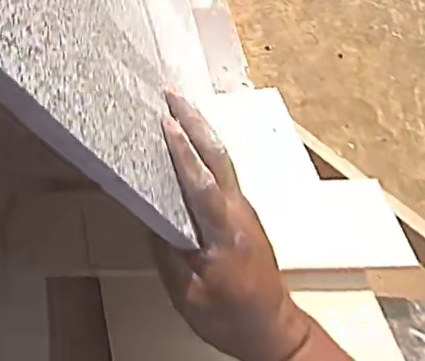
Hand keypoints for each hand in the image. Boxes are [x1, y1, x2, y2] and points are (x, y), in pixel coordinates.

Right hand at [151, 92, 334, 360]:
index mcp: (224, 233)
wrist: (275, 330)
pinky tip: (193, 137)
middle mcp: (237, 210)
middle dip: (193, 120)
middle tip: (171, 93)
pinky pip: (223, 168)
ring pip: (222, 157)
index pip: (201, 183)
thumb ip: (168, 254)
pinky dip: (206, 145)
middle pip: (217, 155)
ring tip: (179, 104)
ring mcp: (244, 207)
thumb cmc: (231, 319)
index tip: (166, 122)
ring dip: (201, 127)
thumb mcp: (189, 297)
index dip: (183, 151)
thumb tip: (150, 216)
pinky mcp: (243, 209)